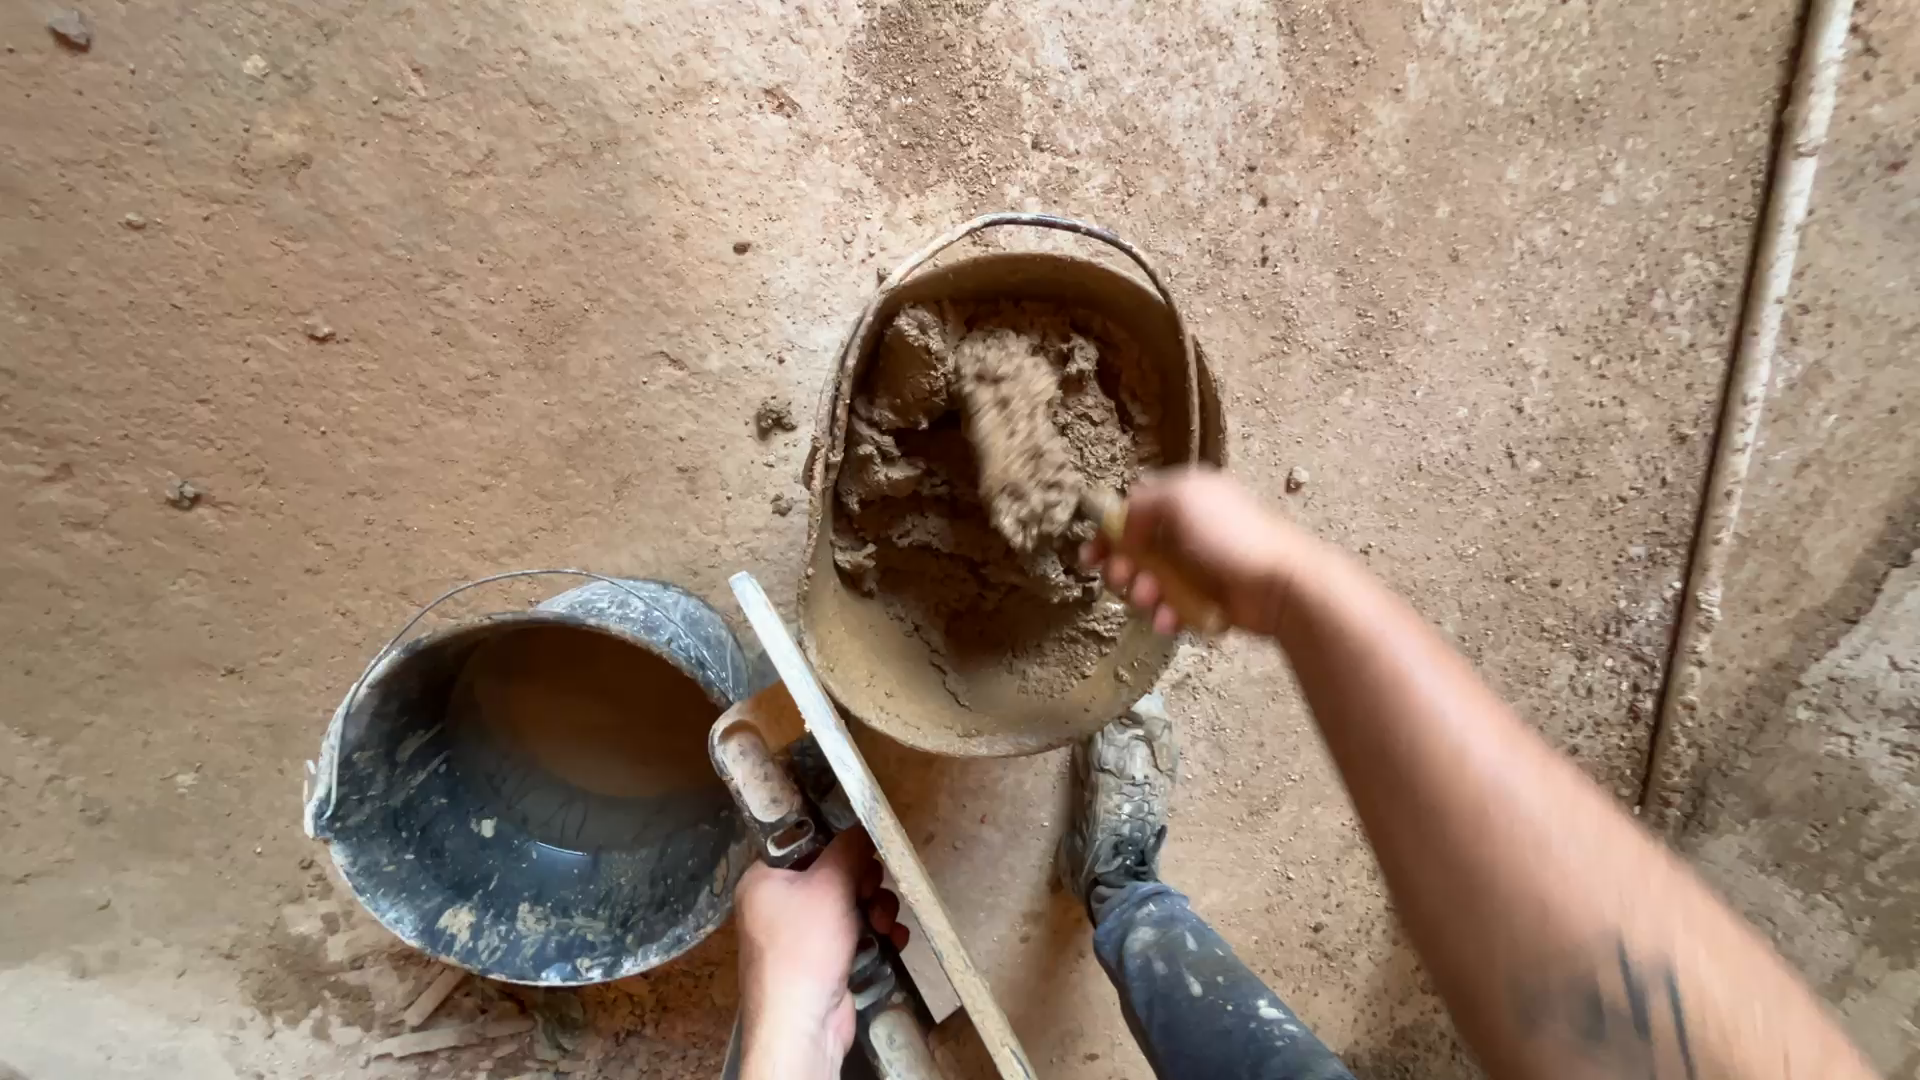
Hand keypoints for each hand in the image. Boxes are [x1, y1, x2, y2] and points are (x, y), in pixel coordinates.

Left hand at [734, 829, 907, 1079]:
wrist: (801, 1029)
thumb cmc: (805, 948)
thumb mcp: (830, 883)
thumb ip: (850, 848)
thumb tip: (863, 828)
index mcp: (764, 879)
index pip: (804, 843)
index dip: (836, 842)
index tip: (860, 850)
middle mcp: (778, 904)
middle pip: (833, 872)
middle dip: (864, 881)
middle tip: (872, 890)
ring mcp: (801, 935)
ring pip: (850, 902)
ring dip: (876, 907)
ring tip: (884, 923)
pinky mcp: (824, 960)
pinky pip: (855, 931)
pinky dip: (875, 932)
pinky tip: (892, 939)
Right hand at [1081, 466, 1315, 635]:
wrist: (1280, 585)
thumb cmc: (1231, 536)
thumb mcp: (1181, 499)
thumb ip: (1143, 503)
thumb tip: (1124, 527)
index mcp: (1183, 499)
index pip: (1132, 511)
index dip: (1108, 533)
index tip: (1091, 556)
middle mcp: (1187, 530)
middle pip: (1135, 550)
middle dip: (1123, 567)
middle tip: (1123, 579)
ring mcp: (1195, 567)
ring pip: (1148, 582)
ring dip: (1142, 594)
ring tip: (1152, 601)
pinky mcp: (1203, 599)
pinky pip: (1170, 607)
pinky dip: (1164, 614)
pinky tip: (1170, 620)